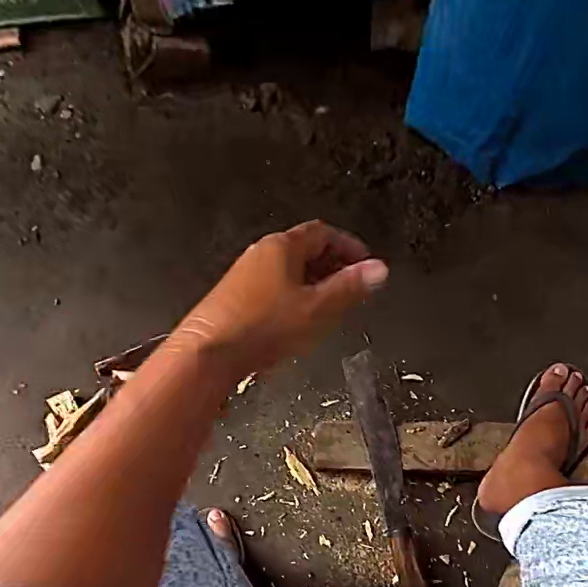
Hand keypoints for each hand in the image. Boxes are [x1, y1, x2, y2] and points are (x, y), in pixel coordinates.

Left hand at [168, 221, 387, 375]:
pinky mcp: (233, 301)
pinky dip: (290, 301)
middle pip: (303, 251)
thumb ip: (349, 288)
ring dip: (310, 286)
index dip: (349, 246)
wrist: (209, 353)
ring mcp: (243, 278)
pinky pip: (270, 292)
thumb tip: (378, 270)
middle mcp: (259, 256)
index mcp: (281, 247)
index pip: (323, 233)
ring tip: (327, 309)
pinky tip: (295, 324)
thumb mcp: (317, 308)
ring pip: (286, 274)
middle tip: (351, 286)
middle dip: (331, 267)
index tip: (364, 263)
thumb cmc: (259, 327)